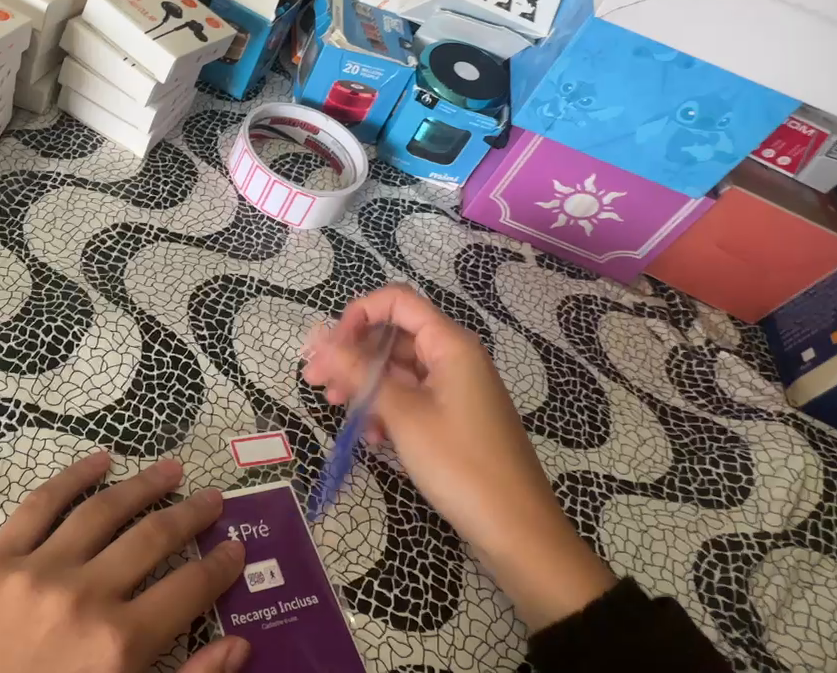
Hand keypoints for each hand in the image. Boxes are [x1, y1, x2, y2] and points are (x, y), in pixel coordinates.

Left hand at [0, 452, 249, 672]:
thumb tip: (240, 645)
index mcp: (120, 645)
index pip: (188, 590)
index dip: (218, 566)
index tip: (235, 547)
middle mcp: (85, 595)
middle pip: (152, 539)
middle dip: (191, 515)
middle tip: (213, 498)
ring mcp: (37, 570)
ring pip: (103, 510)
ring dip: (143, 486)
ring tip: (171, 469)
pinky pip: (40, 504)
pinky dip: (74, 476)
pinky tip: (100, 459)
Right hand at [301, 284, 615, 629]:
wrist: (520, 534)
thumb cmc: (461, 465)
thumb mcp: (402, 415)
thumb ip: (357, 372)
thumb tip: (317, 337)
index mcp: (450, 344)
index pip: (396, 301)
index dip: (358, 314)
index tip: (330, 347)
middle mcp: (455, 358)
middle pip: (394, 335)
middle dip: (353, 354)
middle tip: (315, 381)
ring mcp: (456, 389)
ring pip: (399, 369)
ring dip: (365, 383)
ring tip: (335, 407)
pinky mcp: (455, 418)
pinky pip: (412, 397)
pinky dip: (387, 408)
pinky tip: (370, 436)